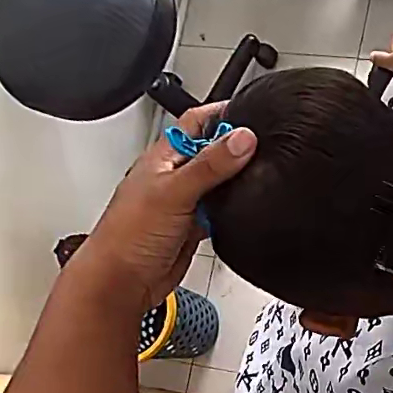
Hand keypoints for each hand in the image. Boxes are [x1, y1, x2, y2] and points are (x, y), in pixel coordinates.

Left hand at [67, 104, 255, 310]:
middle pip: (215, 152)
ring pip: (222, 183)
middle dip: (239, 149)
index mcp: (164, 158)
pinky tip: (244, 211)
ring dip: (239, 182)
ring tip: (259, 179)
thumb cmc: (129, 235)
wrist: (125, 279)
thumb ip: (211, 166)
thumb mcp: (174, 192)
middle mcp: (176, 176)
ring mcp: (187, 201)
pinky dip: (236, 209)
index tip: (254, 114)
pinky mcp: (197, 225)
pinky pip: (224, 211)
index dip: (223, 113)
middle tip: (267, 149)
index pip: (197, 122)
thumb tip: (243, 139)